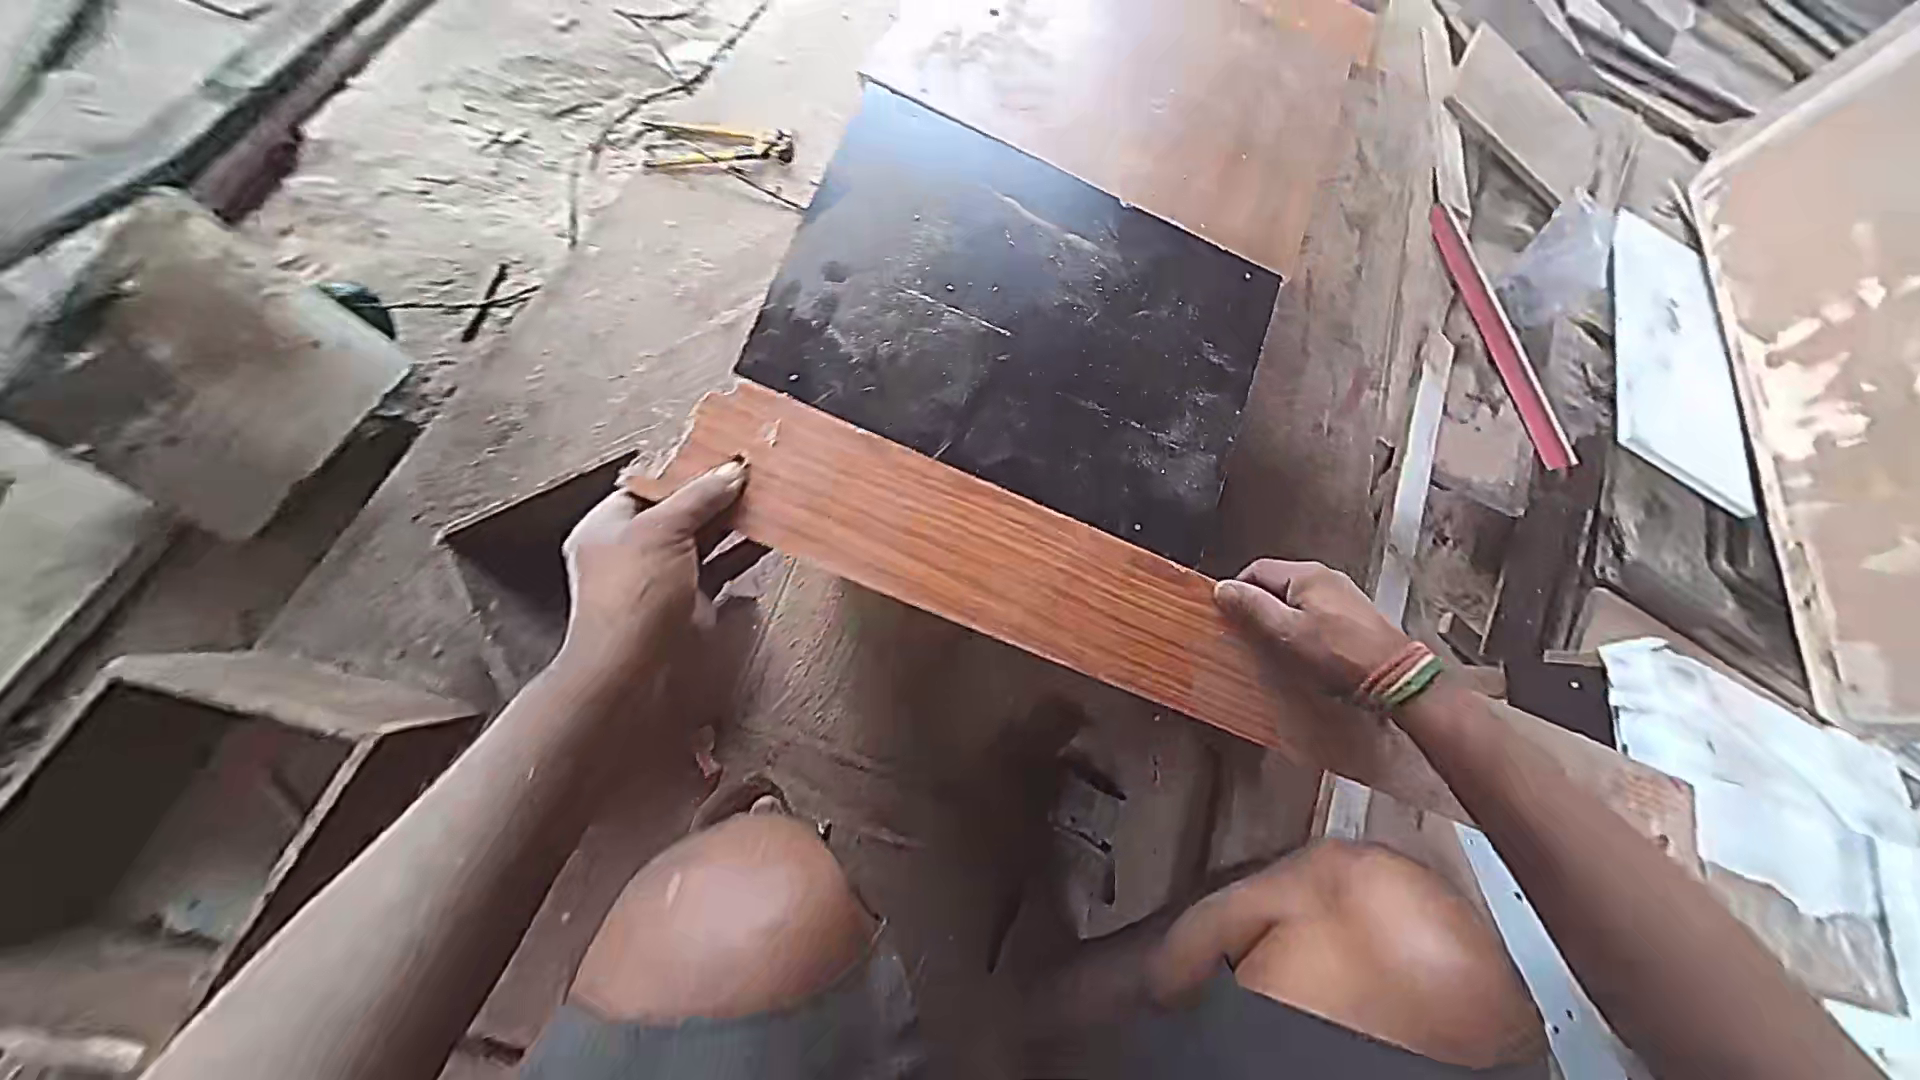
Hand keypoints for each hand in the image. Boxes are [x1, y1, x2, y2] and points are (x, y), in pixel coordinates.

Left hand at [555, 459, 766, 695]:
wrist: (634, 670)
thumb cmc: (630, 599)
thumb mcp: (661, 532)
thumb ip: (698, 498)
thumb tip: (730, 472)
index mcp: (611, 525)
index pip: (652, 485)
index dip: (686, 470)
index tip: (721, 455)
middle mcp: (638, 548)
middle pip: (683, 510)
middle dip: (717, 494)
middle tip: (751, 475)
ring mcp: (667, 574)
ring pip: (707, 538)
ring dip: (736, 521)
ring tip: (766, 501)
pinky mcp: (693, 598)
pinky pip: (723, 566)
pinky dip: (745, 552)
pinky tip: (767, 539)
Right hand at [1212, 559, 1412, 697]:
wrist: (1397, 679)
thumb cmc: (1339, 654)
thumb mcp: (1285, 631)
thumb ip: (1252, 607)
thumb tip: (1222, 588)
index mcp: (1305, 574)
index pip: (1255, 570)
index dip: (1237, 591)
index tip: (1229, 615)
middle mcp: (1324, 577)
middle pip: (1275, 583)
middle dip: (1258, 605)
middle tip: (1249, 633)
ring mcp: (1340, 594)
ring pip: (1293, 598)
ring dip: (1278, 616)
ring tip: (1274, 643)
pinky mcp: (1351, 614)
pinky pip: (1312, 610)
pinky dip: (1299, 624)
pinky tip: (1300, 646)